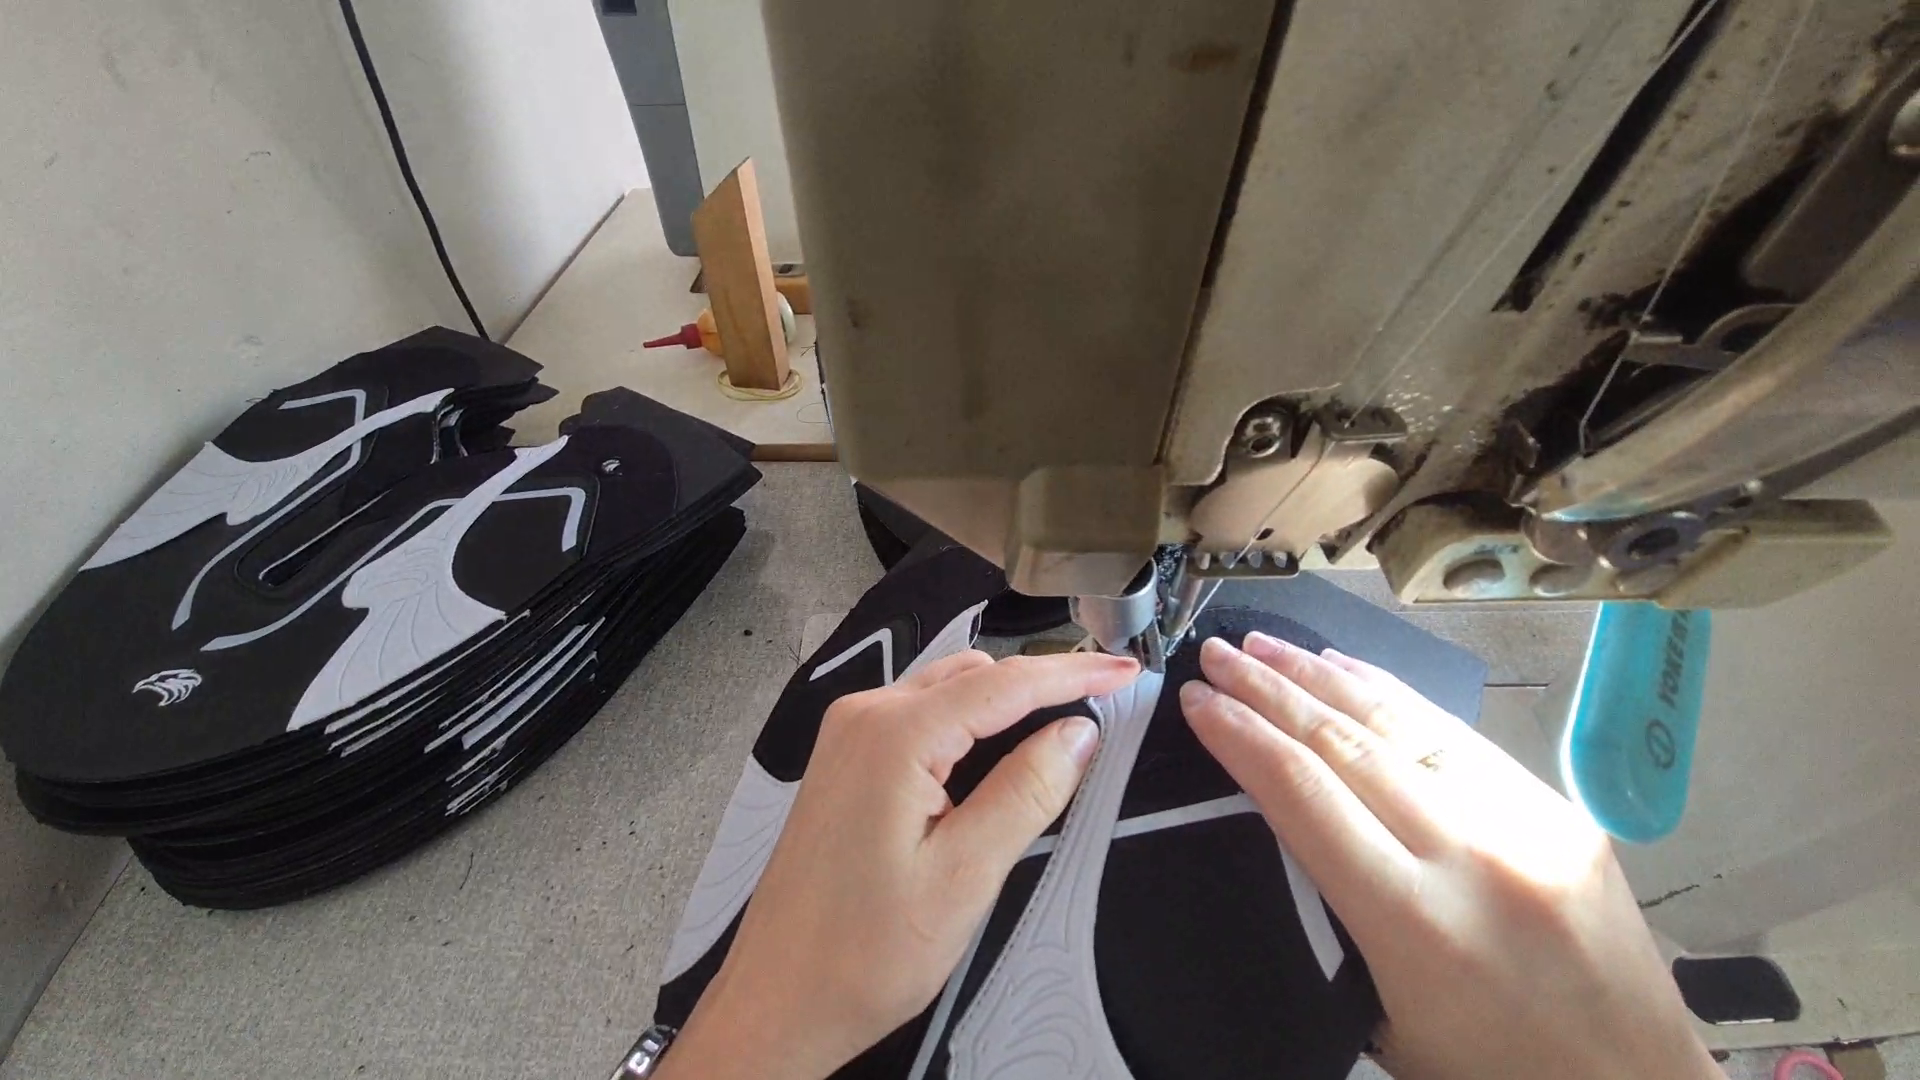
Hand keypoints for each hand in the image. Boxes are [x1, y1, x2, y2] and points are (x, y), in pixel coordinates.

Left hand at [657, 650, 1139, 1079]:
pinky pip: (920, 715)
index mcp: (893, 736)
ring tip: (1056, 730)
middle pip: (973, 675)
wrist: (777, 997)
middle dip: (1039, 684)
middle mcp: (865, 718)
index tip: (1122, 671)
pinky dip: (967, 723)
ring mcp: (849, 734)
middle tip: (1098, 703)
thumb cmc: (861, 955)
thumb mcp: (963, 877)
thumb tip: (1076, 734)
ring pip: (947, 691)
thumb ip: (1027, 793)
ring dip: (1003, 703)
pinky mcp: (846, 758)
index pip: (1004, 683)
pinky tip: (992, 754)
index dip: (1072, 672)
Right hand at [1179, 633, 1718, 1079]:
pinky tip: (1344, 668)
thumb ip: (1323, 900)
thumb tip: (1272, 801)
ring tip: (1263, 645)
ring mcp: (1525, 821)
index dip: (1240, 735)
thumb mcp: (1372, 1005)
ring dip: (1318, 676)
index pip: (1302, 791)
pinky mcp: (1556, 807)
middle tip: (1215, 655)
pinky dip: (1387, 692)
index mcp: (1416, 921)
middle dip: (1265, 689)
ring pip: (1397, 723)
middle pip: (1342, 743)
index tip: (1196, 702)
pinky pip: (1452, 731)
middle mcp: (1474, 854)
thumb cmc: (1481, 1073)